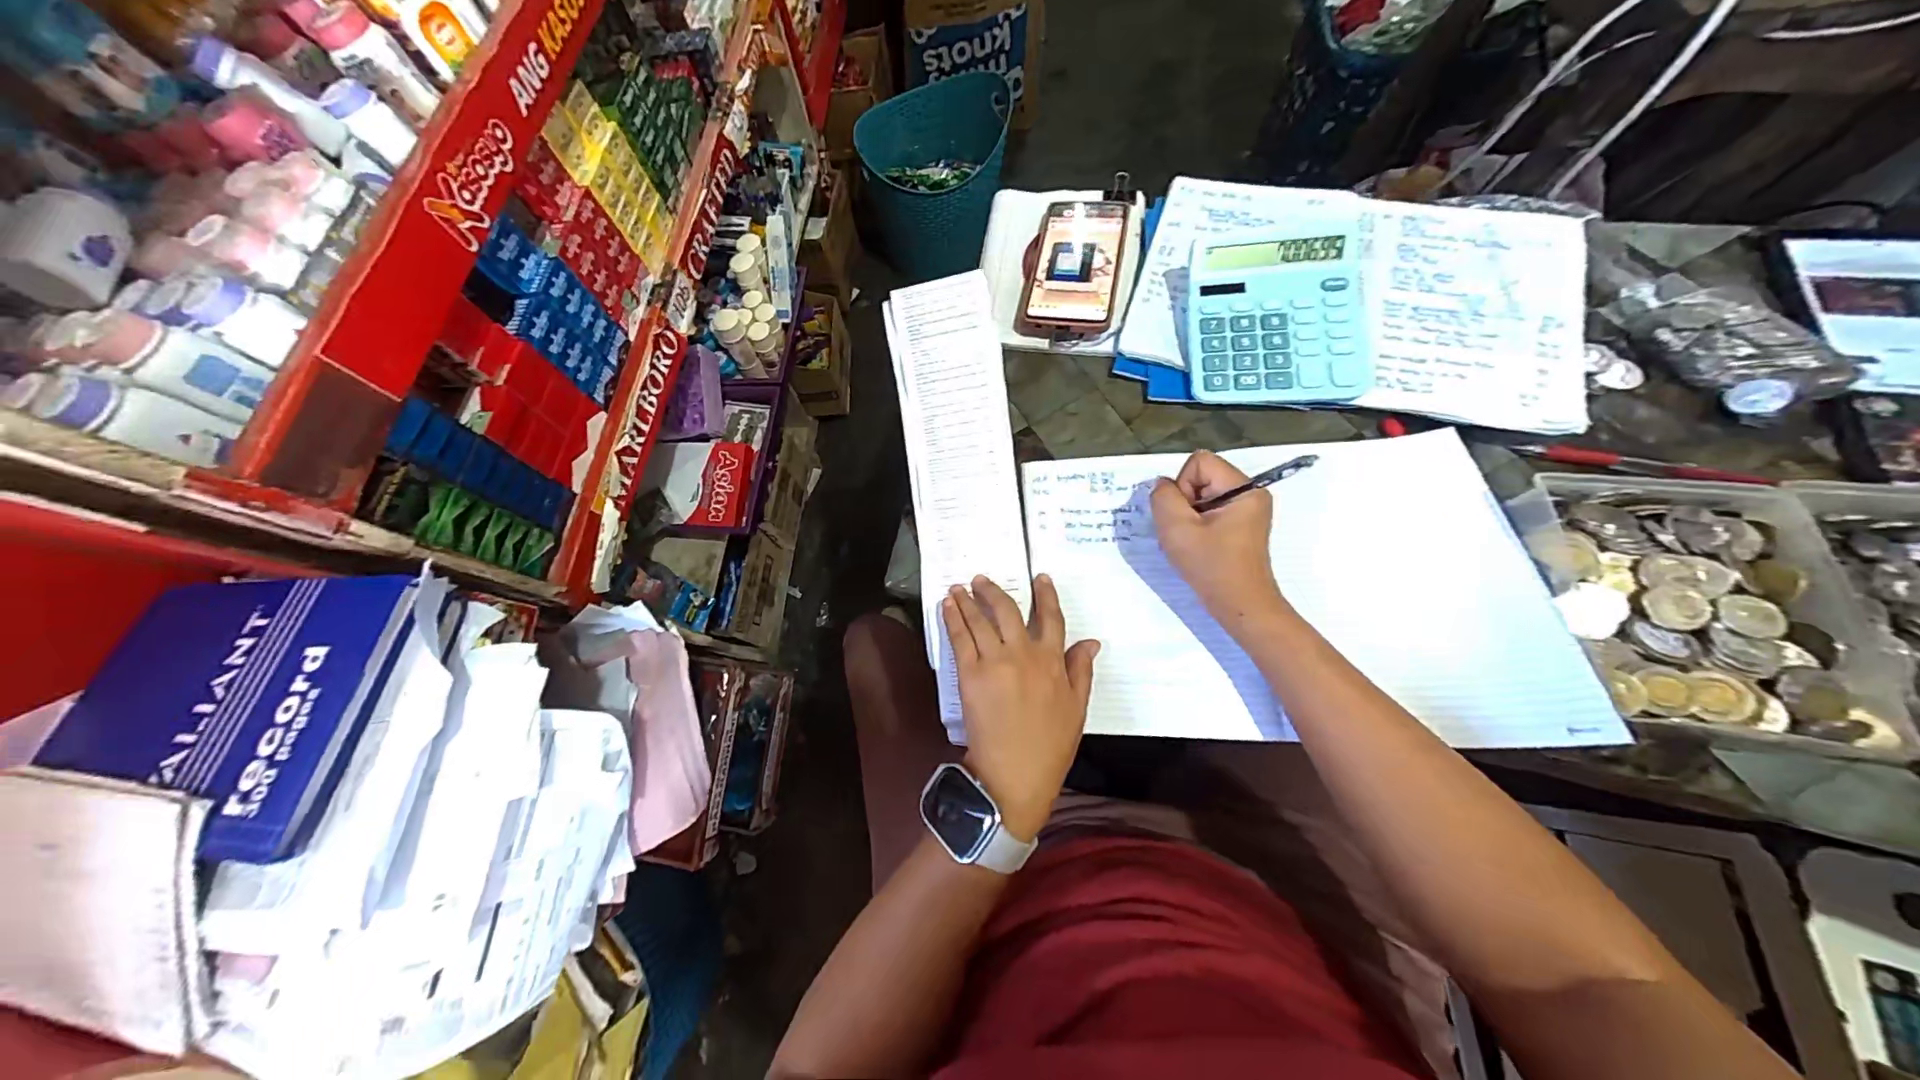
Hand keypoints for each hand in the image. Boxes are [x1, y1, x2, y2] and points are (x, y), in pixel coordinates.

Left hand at [941, 574, 1098, 838]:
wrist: (1015, 773)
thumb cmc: (1050, 745)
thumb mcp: (1077, 708)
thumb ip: (1081, 670)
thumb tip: (1091, 641)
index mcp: (1053, 661)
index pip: (1051, 618)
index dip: (1046, 595)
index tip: (1040, 577)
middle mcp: (1024, 654)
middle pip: (1008, 611)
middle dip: (993, 591)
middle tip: (981, 579)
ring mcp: (995, 662)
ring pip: (981, 621)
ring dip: (968, 600)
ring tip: (959, 588)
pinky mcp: (970, 674)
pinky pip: (961, 638)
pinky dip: (954, 619)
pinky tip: (948, 607)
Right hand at [1150, 450, 1287, 632]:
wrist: (1240, 605)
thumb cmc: (1211, 567)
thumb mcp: (1176, 528)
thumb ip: (1163, 497)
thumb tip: (1163, 486)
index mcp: (1245, 489)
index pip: (1199, 462)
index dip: (1182, 486)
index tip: (1186, 517)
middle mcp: (1250, 493)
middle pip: (1201, 477)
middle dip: (1185, 502)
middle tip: (1187, 532)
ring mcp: (1246, 511)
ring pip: (1202, 495)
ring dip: (1188, 516)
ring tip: (1192, 541)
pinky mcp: (1240, 526)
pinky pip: (1209, 510)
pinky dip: (1196, 525)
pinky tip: (1198, 546)